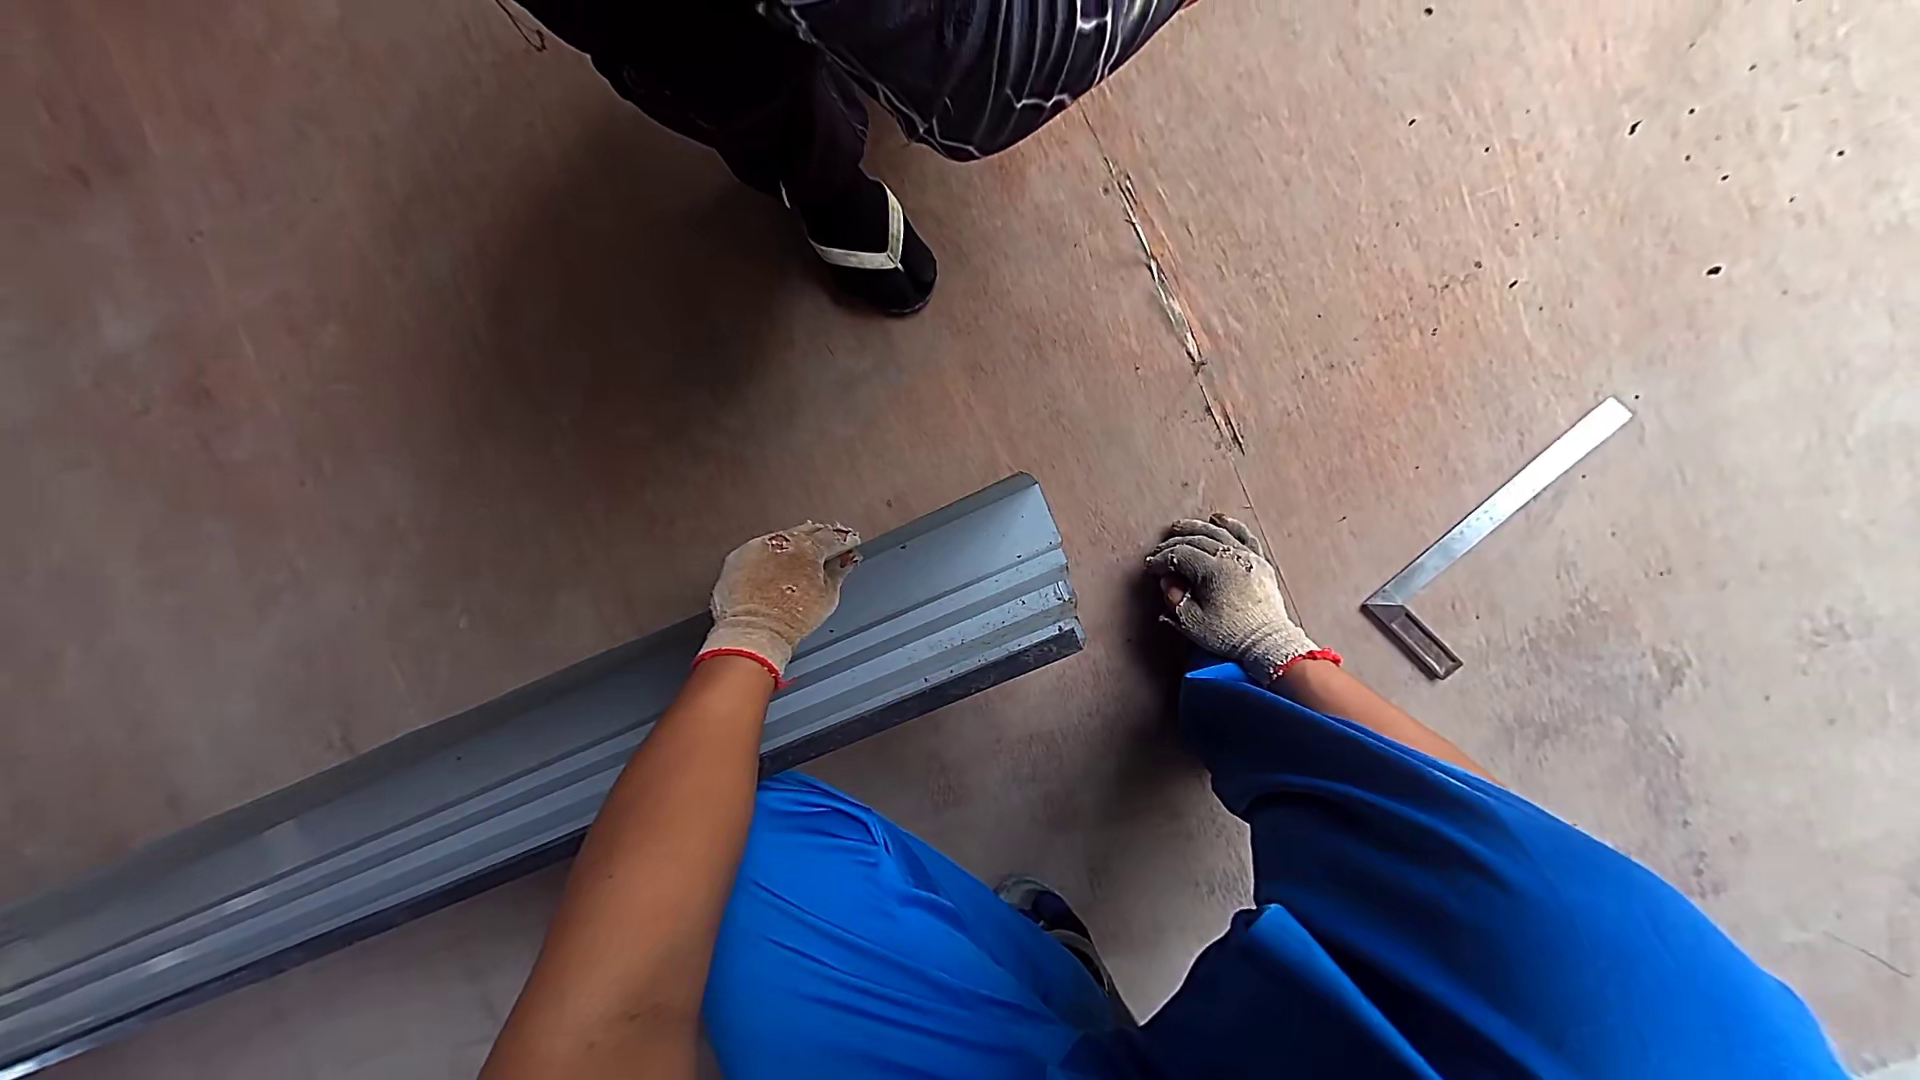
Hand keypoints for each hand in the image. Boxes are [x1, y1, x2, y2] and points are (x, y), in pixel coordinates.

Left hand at [701, 522, 861, 679]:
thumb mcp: (828, 596)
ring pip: (782, 539)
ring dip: (792, 547)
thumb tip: (845, 561)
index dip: (844, 541)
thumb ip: (838, 572)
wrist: (755, 631)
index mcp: (809, 547)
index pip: (833, 536)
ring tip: (798, 565)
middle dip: (818, 538)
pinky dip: (768, 557)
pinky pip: (759, 550)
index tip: (847, 545)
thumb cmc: (790, 619)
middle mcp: (783, 541)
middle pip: (806, 532)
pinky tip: (773, 571)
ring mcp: (758, 547)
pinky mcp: (738, 557)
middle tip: (825, 552)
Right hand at [1145, 514, 1319, 684]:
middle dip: (1173, 544)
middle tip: (1159, 551)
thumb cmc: (1230, 635)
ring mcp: (1248, 557)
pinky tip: (1219, 519)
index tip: (1151, 567)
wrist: (1268, 644)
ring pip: (1218, 533)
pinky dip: (1231, 526)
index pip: (1180, 555)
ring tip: (1179, 526)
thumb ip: (1174, 598)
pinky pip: (1245, 536)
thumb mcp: (1192, 622)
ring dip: (1196, 528)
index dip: (1162, 560)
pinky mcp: (1260, 562)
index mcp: (1214, 570)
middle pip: (1196, 540)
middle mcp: (1232, 557)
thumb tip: (1167, 580)